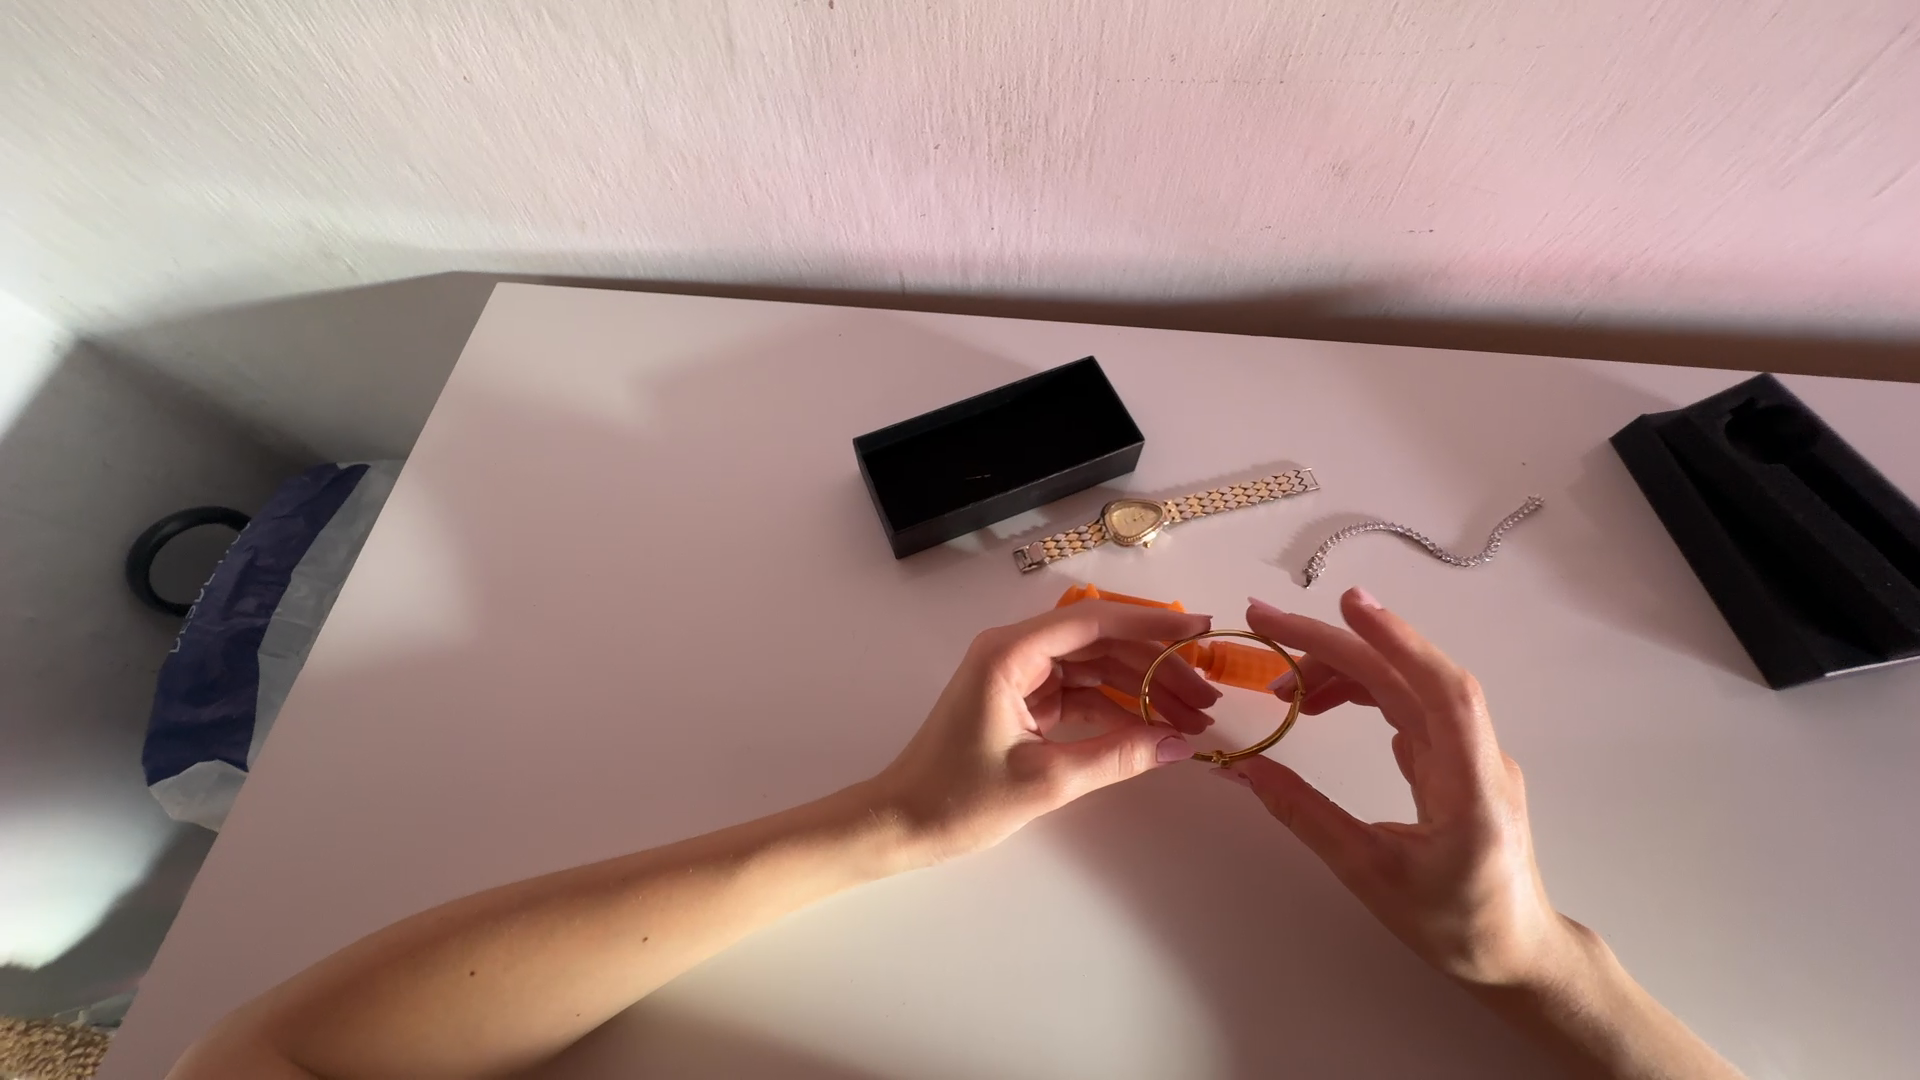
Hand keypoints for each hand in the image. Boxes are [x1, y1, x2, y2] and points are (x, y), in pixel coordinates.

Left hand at [873, 600, 1220, 863]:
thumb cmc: (959, 799)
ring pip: (1094, 667)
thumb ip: (1117, 756)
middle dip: (1155, 665)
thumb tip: (1183, 743)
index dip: (1150, 622)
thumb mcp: (1045, 780)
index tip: (1200, 629)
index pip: (1092, 621)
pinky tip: (1155, 726)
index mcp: (1010, 652)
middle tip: (1207, 696)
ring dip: (1141, 687)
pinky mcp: (1022, 699)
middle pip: (1099, 642)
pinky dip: (1116, 707)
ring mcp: (1019, 674)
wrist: (901, 823)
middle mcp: (1014, 650)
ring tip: (1193, 716)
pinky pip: (1080, 692)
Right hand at [1225, 588, 1574, 986]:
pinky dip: (1353, 690)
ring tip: (1279, 685)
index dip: (1395, 640)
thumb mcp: (1370, 874)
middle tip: (1263, 622)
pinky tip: (1319, 703)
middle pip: (1403, 676)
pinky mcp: (1449, 756)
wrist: (1519, 953)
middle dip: (1332, 642)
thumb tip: (1244, 768)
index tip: (1346, 602)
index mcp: (1471, 783)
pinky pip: (1400, 703)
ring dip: (1337, 667)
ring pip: (1398, 684)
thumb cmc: (1455, 923)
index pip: (1443, 690)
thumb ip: (1305, 815)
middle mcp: (1474, 753)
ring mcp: (1464, 750)